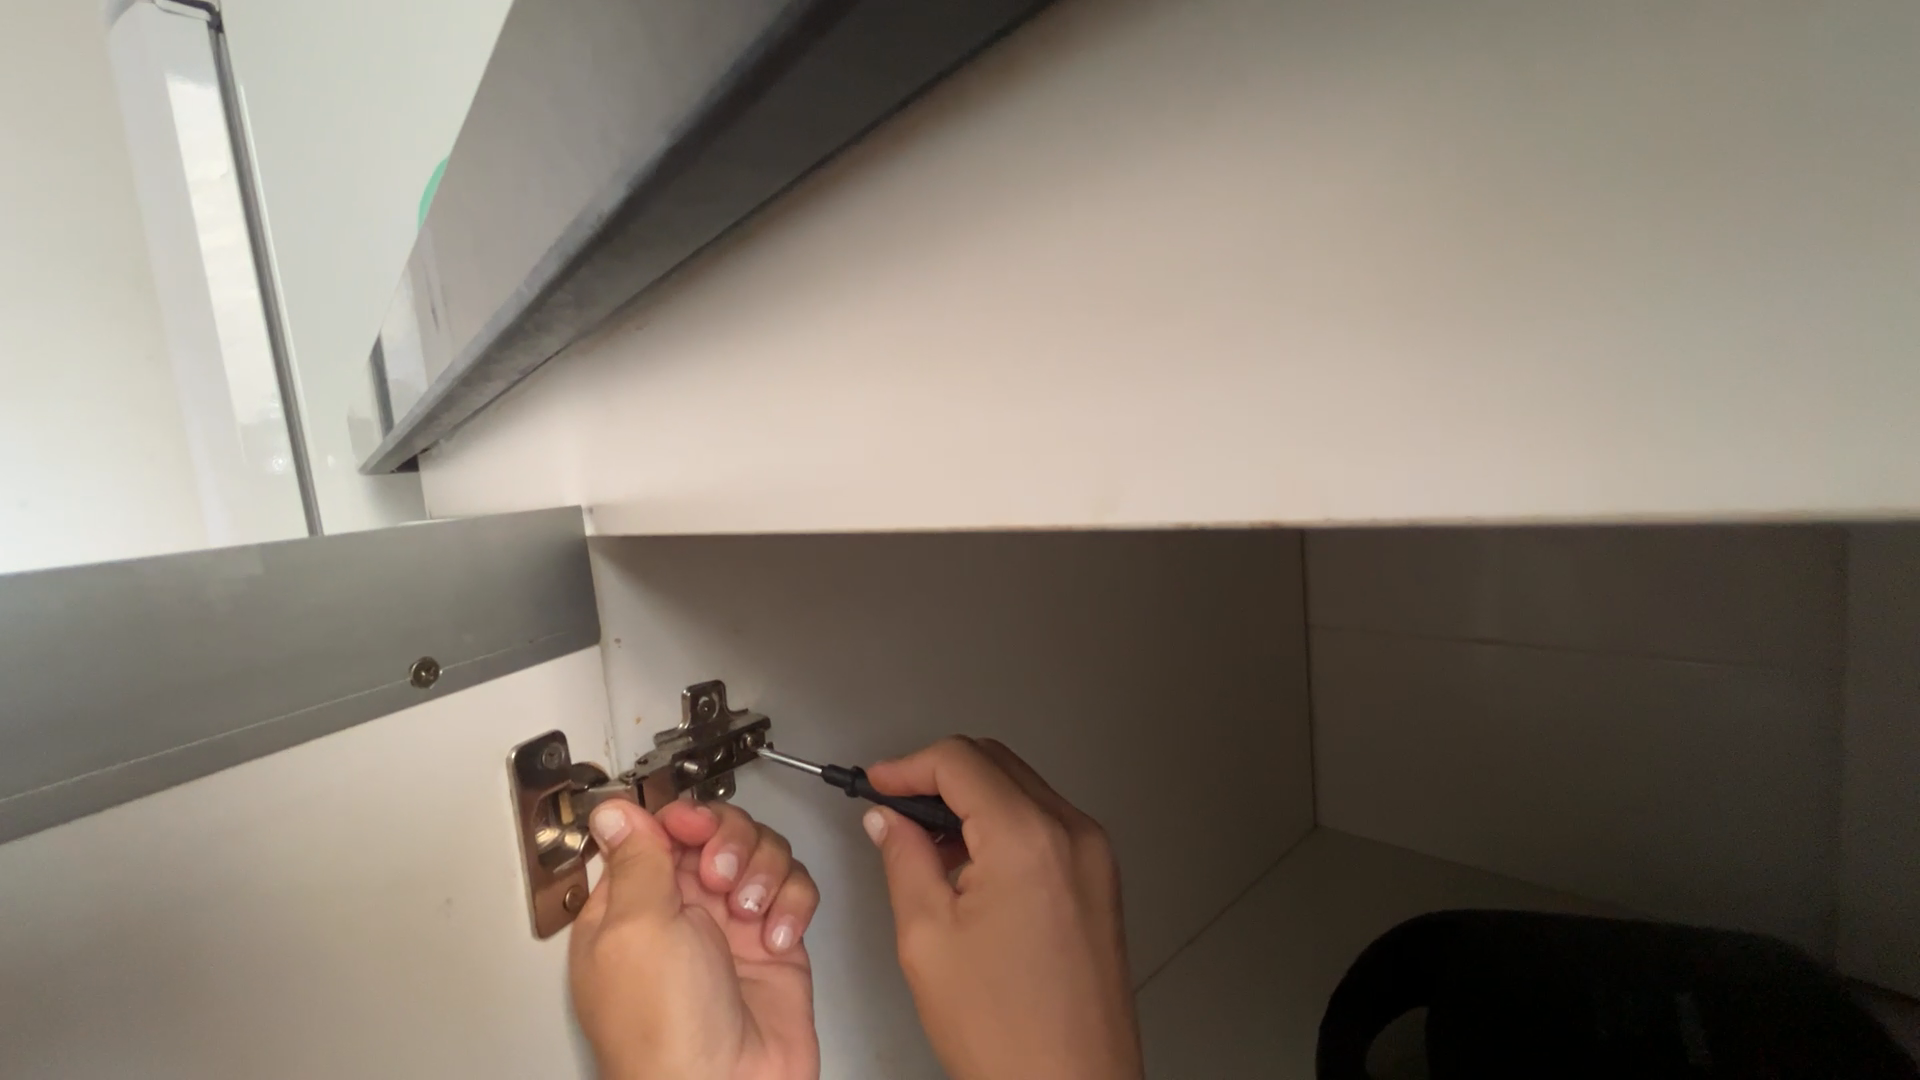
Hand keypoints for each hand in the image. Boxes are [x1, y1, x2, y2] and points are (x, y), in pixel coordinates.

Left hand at [569, 798, 820, 1079]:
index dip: (685, 817)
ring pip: (763, 850)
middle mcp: (684, 907)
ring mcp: (733, 922)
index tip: (696, 829)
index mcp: (634, 904)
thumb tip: (614, 810)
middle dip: (732, 841)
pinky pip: (797, 886)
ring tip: (752, 913)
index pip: (661, 827)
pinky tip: (777, 937)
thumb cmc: (667, 1031)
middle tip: (725, 877)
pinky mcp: (776, 936)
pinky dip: (793, 904)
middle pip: (719, 829)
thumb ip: (635, 860)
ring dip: (765, 872)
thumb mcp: (636, 931)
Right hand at [864, 737, 1142, 1079]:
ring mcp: (1092, 849)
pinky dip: (1001, 819)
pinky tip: (970, 857)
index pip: (960, 761)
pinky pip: (1042, 817)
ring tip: (927, 836)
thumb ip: (904, 857)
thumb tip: (888, 818)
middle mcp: (1070, 830)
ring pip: (1019, 784)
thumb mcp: (927, 937)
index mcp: (1027, 837)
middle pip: (994, 761)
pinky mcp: (1098, 871)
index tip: (878, 782)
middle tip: (895, 804)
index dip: (909, 765)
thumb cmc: (1004, 1031)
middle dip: (939, 773)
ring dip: (970, 795)